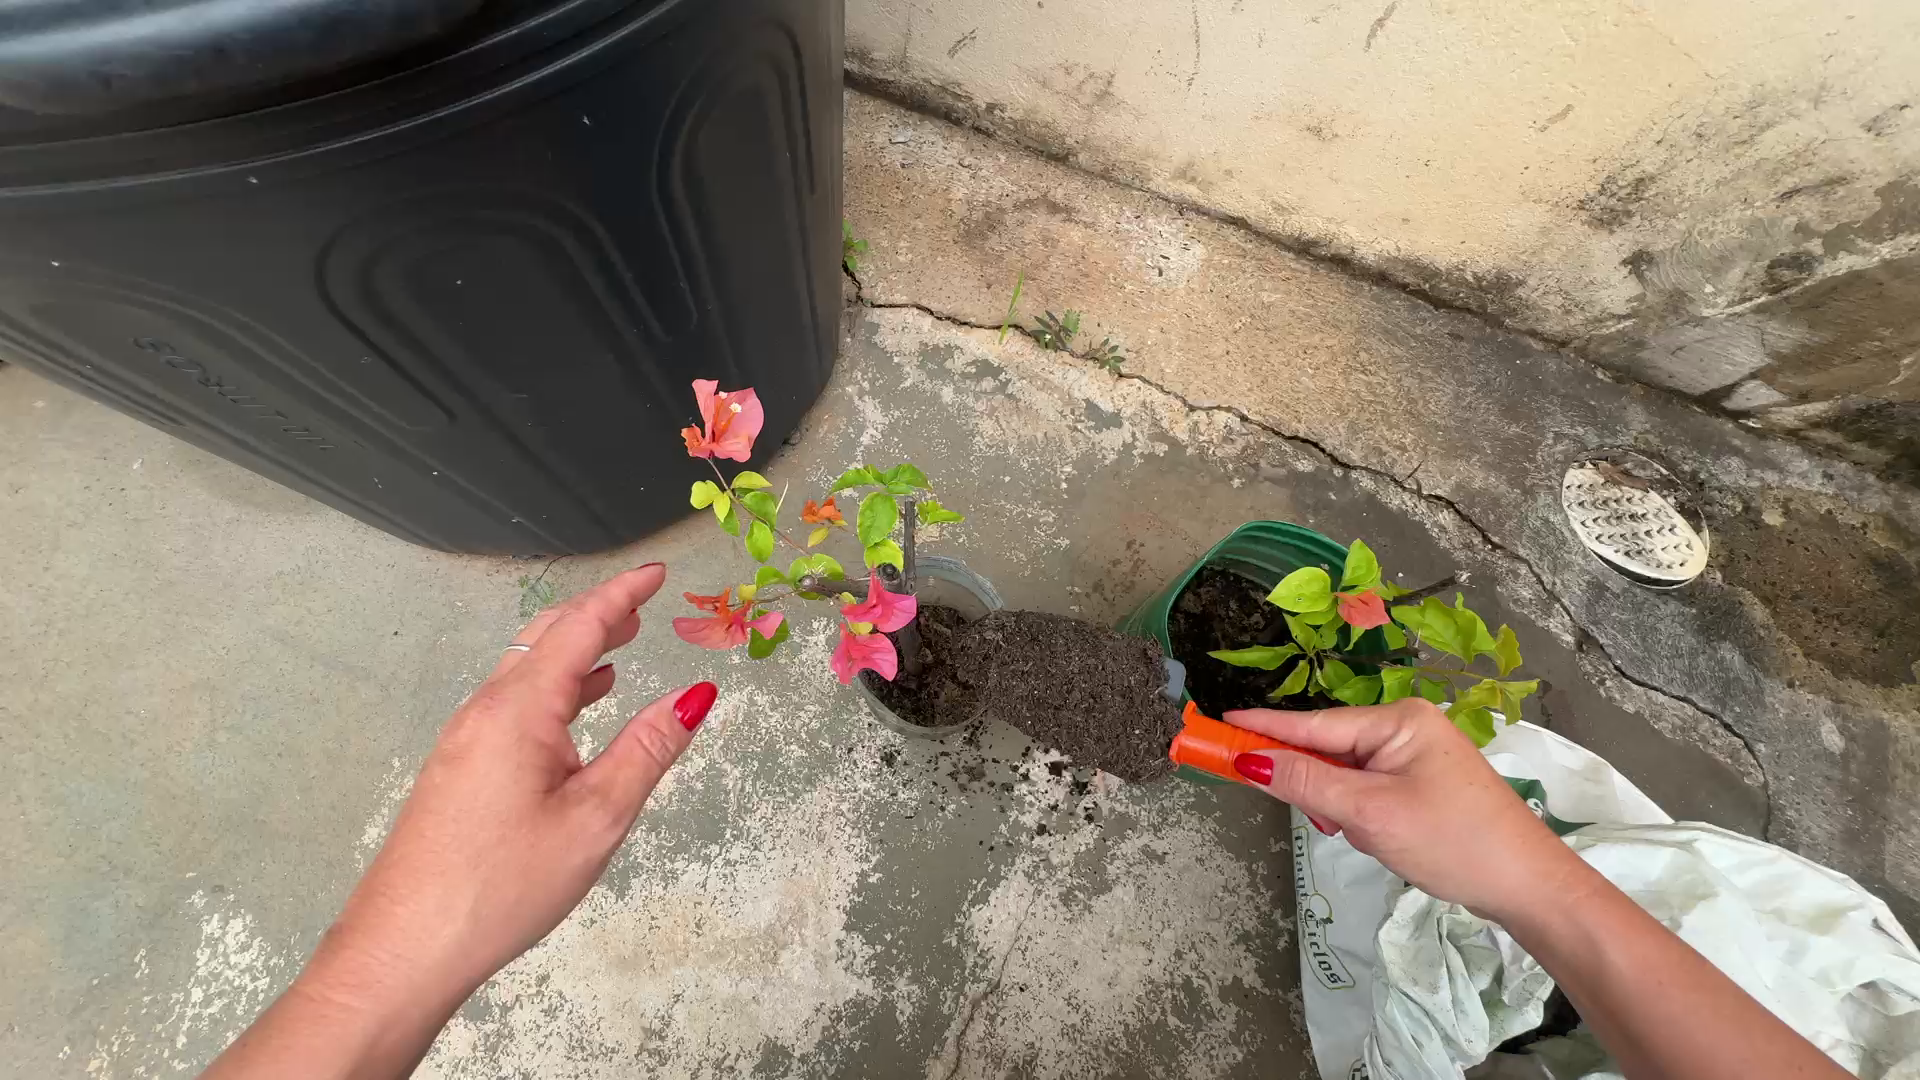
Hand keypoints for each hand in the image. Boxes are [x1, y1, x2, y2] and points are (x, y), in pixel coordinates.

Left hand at [205, 562, 717, 1078]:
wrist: (397, 957)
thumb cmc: (506, 883)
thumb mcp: (597, 816)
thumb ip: (650, 748)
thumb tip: (698, 693)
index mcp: (521, 710)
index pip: (579, 627)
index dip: (622, 594)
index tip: (658, 571)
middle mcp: (487, 709)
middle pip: (547, 637)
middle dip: (600, 612)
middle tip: (646, 602)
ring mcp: (467, 737)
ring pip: (529, 668)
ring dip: (579, 646)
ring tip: (625, 643)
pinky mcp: (461, 765)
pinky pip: (517, 698)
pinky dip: (560, 682)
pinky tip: (583, 705)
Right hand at [1224, 699, 1580, 918]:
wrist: (1536, 892)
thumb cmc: (1453, 843)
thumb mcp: (1370, 813)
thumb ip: (1305, 782)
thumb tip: (1249, 760)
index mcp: (1396, 720)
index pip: (1312, 724)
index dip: (1263, 726)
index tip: (1220, 721)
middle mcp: (1404, 727)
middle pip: (1328, 748)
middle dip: (1316, 784)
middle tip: (1320, 815)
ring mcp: (1415, 754)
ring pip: (1344, 772)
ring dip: (1339, 803)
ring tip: (1363, 835)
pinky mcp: (1421, 781)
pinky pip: (1365, 786)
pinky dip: (1356, 809)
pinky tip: (1375, 834)